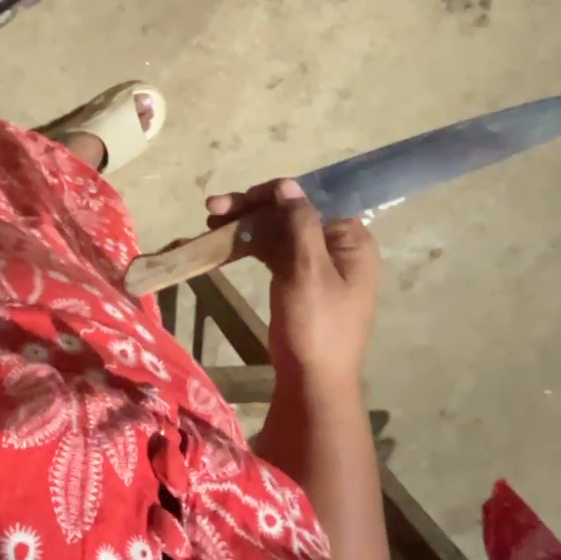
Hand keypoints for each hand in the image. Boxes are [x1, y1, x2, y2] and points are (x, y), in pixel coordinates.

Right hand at [206, 179, 379, 387]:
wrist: (313, 376)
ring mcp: (314, 264)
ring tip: (209, 221)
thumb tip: (288, 184)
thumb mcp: (309, 270)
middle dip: (251, 208)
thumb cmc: (317, 323)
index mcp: (351, 240)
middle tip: (212, 208)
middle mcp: (335, 247)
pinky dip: (249, 245)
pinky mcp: (295, 279)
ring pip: (277, 232)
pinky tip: (224, 243)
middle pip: (290, 214)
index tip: (240, 199)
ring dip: (245, 224)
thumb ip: (300, 223)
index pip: (312, 201)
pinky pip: (272, 252)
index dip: (275, 194)